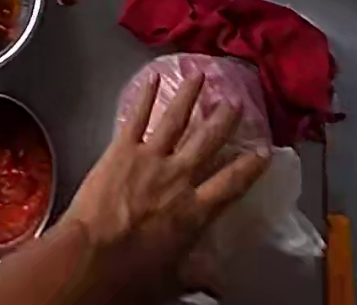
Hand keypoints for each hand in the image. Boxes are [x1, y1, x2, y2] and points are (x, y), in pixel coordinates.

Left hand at [61, 71, 270, 298]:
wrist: (92, 256)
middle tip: (235, 100)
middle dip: (223, 120)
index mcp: (193, 211)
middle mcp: (177, 176)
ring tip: (200, 74)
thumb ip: (196, 277)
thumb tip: (220, 291)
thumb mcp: (171, 281)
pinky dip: (146, 95)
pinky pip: (137, 116)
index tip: (264, 151)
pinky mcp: (123, 147)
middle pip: (206, 142)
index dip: (249, 167)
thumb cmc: (132, 275)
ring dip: (189, 95)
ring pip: (175, 119)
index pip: (230, 185)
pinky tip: (154, 76)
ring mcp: (150, 157)